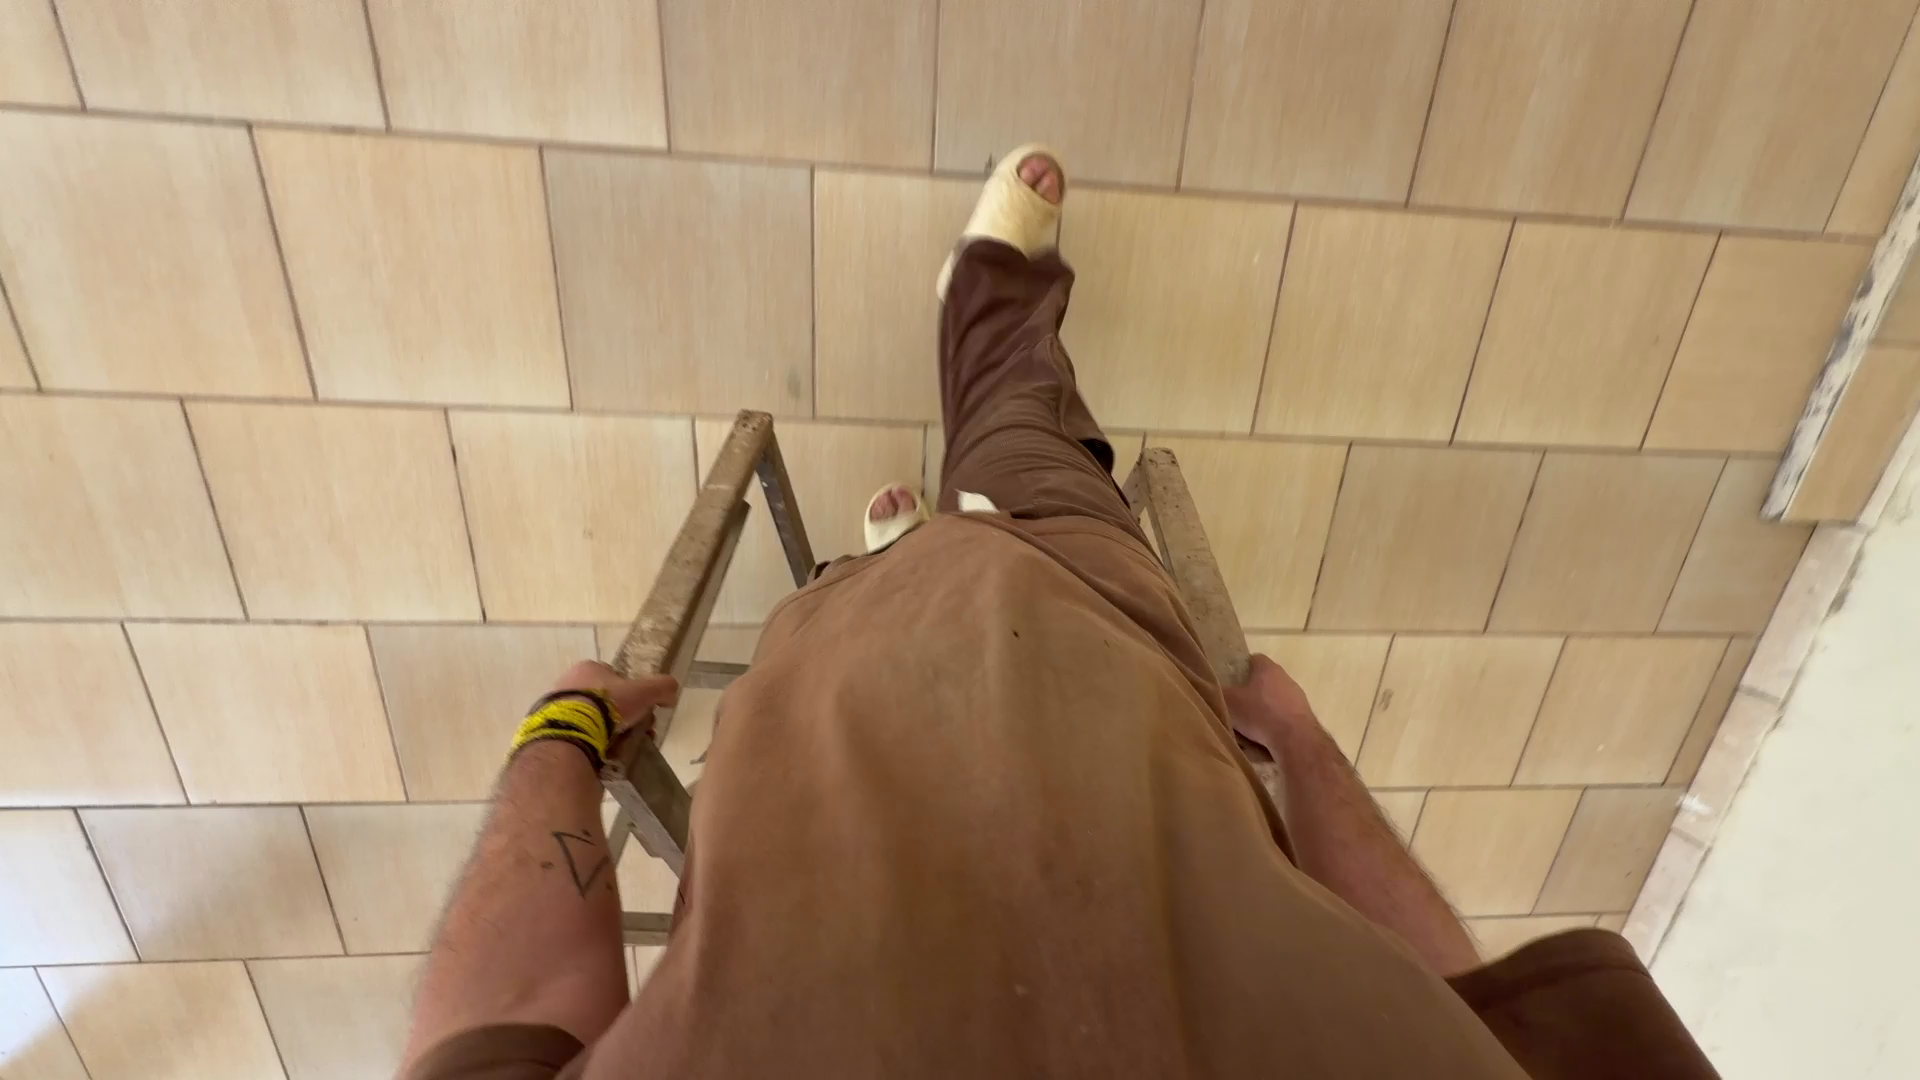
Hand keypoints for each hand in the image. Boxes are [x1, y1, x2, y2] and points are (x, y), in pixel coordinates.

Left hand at [550, 660, 679, 735]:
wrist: (569, 734)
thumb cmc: (607, 706)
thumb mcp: (645, 691)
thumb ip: (663, 687)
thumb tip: (671, 694)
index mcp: (587, 668)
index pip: (615, 678)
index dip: (632, 694)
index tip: (641, 711)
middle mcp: (567, 683)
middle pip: (605, 701)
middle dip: (624, 717)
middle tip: (635, 732)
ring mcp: (554, 708)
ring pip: (591, 720)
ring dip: (608, 732)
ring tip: (621, 748)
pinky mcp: (547, 732)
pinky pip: (577, 736)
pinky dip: (590, 744)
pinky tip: (601, 754)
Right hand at [1221, 654, 1317, 750]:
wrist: (1295, 739)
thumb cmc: (1259, 713)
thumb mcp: (1229, 702)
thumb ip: (1218, 692)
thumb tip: (1209, 686)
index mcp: (1267, 668)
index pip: (1254, 659)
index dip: (1242, 667)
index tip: (1232, 679)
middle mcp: (1285, 677)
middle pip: (1266, 678)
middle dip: (1253, 688)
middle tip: (1238, 701)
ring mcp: (1298, 696)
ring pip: (1277, 695)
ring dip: (1266, 704)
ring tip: (1252, 721)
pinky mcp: (1305, 715)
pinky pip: (1286, 713)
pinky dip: (1277, 719)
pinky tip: (1267, 733)